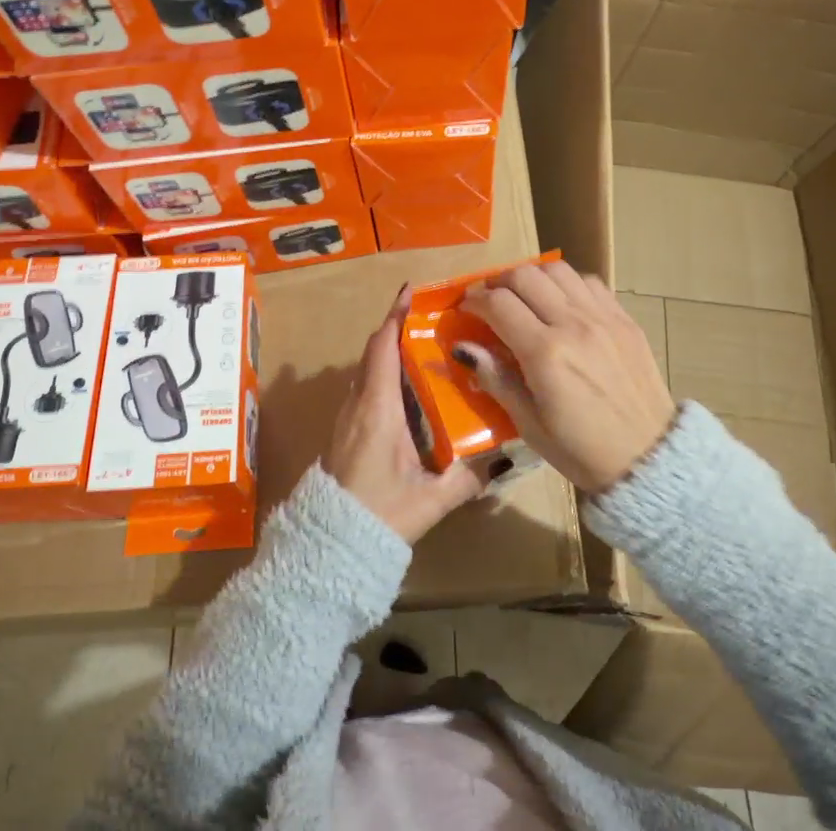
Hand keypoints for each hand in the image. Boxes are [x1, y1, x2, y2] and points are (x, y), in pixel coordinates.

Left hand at [324, 287, 491, 542]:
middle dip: (399, 330)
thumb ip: (470, 477)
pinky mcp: (344, 433)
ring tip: (427, 348)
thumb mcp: (432, 497)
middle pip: (375, 353)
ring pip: (368, 372)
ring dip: (391, 354)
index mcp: (377, 409)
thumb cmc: (379, 514)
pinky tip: (410, 390)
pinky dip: (384, 376)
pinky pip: (365, 390)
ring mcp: (346, 418)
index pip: (382, 348)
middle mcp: (357, 405)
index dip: (396, 316)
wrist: (329, 544)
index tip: (412, 290)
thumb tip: (506, 459)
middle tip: (435, 318)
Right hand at [458, 261, 675, 494]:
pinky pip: (589, 283)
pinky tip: (560, 303)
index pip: (498, 304)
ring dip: (532, 277)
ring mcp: (603, 317)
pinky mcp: (624, 320)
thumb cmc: (579, 450)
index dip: (474, 301)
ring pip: (558, 269)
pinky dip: (566, 284)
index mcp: (545, 353)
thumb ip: (495, 378)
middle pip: (525, 276)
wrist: (646, 458)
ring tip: (524, 296)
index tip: (465, 310)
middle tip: (489, 301)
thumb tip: (463, 348)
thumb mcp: (528, 423)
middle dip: (498, 283)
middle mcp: (573, 324)